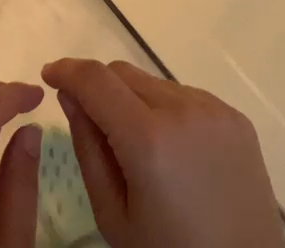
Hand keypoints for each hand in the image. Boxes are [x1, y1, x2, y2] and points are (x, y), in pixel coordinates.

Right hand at [42, 58, 281, 247]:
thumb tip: (70, 95)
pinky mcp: (235, 117)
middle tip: (92, 123)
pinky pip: (185, 96)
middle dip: (98, 88)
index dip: (66, 70)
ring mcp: (214, 110)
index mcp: (148, 138)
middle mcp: (183, 110)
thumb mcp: (113, 214)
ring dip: (134, 100)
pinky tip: (174, 150)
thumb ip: (88, 147)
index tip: (49, 75)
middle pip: (122, 73)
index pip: (95, 79)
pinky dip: (166, 110)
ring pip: (153, 82)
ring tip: (140, 147)